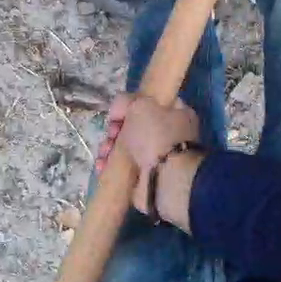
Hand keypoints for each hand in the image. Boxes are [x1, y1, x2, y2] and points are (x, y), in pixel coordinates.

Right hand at [96, 93, 201, 228]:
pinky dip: (110, 165)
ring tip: (104, 154)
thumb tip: (120, 110)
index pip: (152, 102)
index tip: (117, 113)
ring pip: (126, 146)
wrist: (164, 180)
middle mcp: (170, 134)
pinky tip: (102, 166)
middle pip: (135, 125)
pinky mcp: (145, 176)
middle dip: (115, 129)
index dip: (131, 104)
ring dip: (109, 148)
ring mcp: (158, 157)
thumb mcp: (141, 105)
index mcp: (178, 113)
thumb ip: (128, 101)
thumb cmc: (156, 136)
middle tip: (111, 134)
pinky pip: (123, 166)